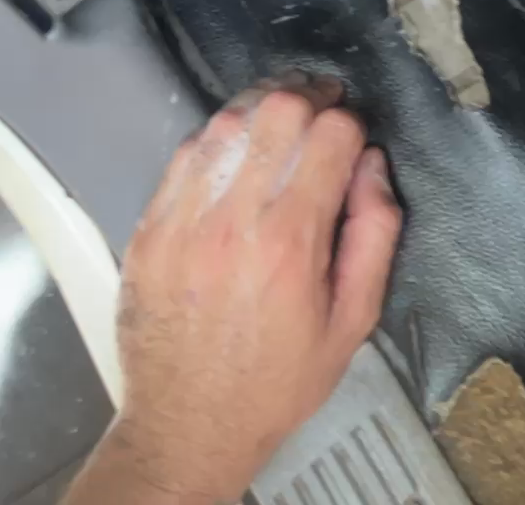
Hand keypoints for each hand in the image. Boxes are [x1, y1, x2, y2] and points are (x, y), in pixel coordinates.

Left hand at [70, 73, 402, 504]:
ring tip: (286, 115)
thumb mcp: (354, 321)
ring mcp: (182, 216)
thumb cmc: (280, 377)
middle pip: (277, 109)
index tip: (355, 139)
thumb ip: (376, 234)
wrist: (185, 427)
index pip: (331, 134)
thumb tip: (372, 164)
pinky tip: (239, 145)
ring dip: (266, 105)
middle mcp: (232, 217)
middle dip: (312, 97)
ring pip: (228, 118)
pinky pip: (187, 149)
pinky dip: (222, 133)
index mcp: (290, 240)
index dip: (353, 124)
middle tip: (325, 108)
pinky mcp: (149, 224)